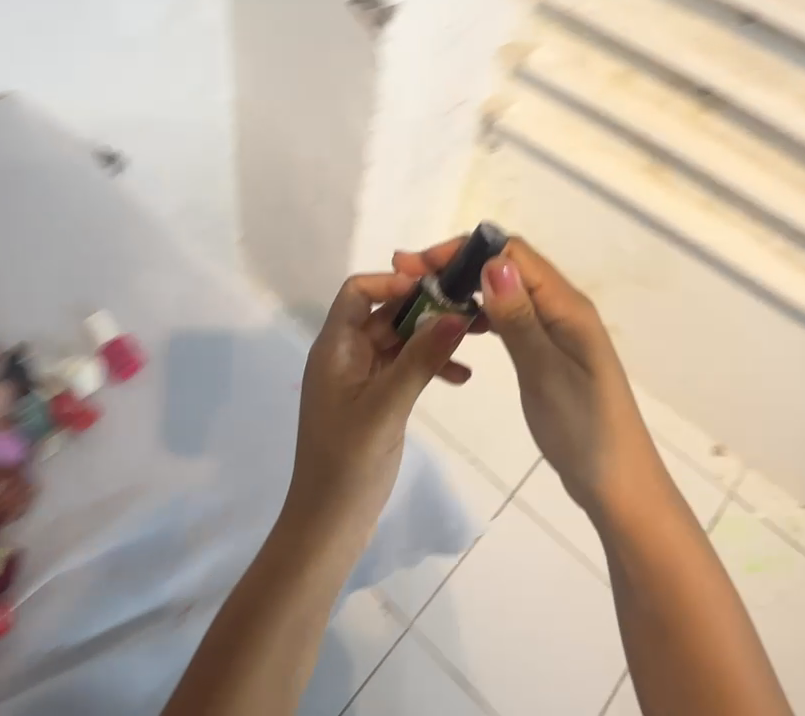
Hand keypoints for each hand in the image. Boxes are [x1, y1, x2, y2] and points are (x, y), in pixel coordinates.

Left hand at [286, 273, 471, 534]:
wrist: (329, 522)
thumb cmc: (348, 460)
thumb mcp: (387, 405)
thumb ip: (420, 359)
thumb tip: (455, 314)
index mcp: (334, 347)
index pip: (358, 292)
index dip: (393, 282)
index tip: (436, 287)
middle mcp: (345, 355)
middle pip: (384, 314)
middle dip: (424, 309)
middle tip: (470, 310)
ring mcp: (361, 379)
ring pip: (399, 341)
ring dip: (432, 338)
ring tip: (475, 339)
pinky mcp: (376, 400)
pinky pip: (404, 369)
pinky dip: (429, 367)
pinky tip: (460, 377)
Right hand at [393, 237, 657, 512]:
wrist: (618, 484)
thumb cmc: (583, 430)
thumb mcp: (545, 373)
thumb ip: (519, 318)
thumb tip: (494, 262)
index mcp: (566, 306)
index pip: (511, 253)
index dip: (463, 251)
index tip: (418, 266)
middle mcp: (561, 308)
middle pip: (505, 266)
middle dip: (456, 265)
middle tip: (407, 279)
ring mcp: (554, 330)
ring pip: (504, 291)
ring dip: (465, 288)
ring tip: (422, 299)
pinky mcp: (546, 352)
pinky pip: (508, 318)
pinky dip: (479, 315)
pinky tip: (456, 327)